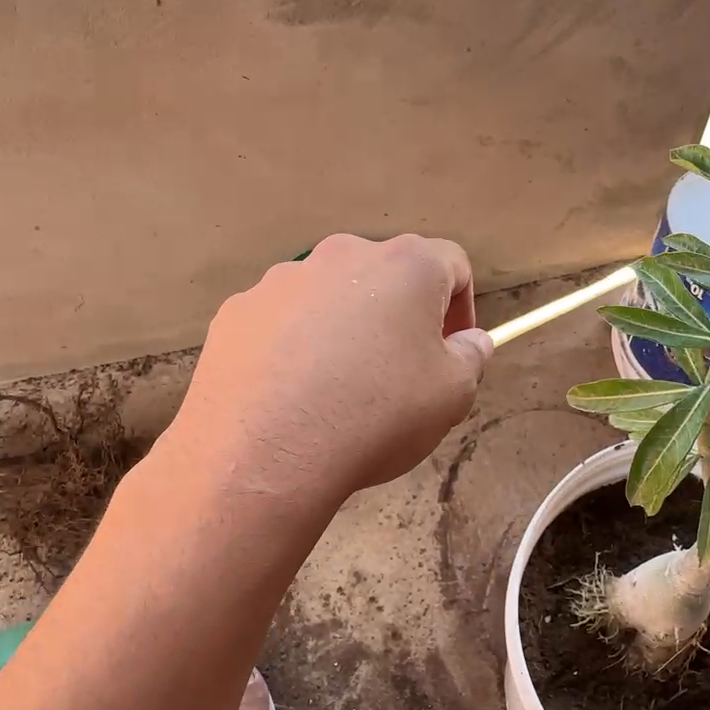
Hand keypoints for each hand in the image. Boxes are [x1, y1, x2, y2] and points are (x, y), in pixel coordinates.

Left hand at [156, 234, 492, 505]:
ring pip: (332, 297)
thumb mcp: (452, 394)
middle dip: (401, 316)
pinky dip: (296, 346)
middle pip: (387, 276)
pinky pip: (282, 321)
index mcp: (406, 265)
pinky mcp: (237, 311)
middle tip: (401, 372)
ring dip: (347, 328)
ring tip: (341, 389)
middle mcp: (343, 254)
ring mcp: (282, 279)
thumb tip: (471, 340)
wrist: (265, 456)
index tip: (453, 350)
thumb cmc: (378, 415)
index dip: (461, 307)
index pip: (452, 264)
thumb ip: (472, 357)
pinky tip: (294, 395)